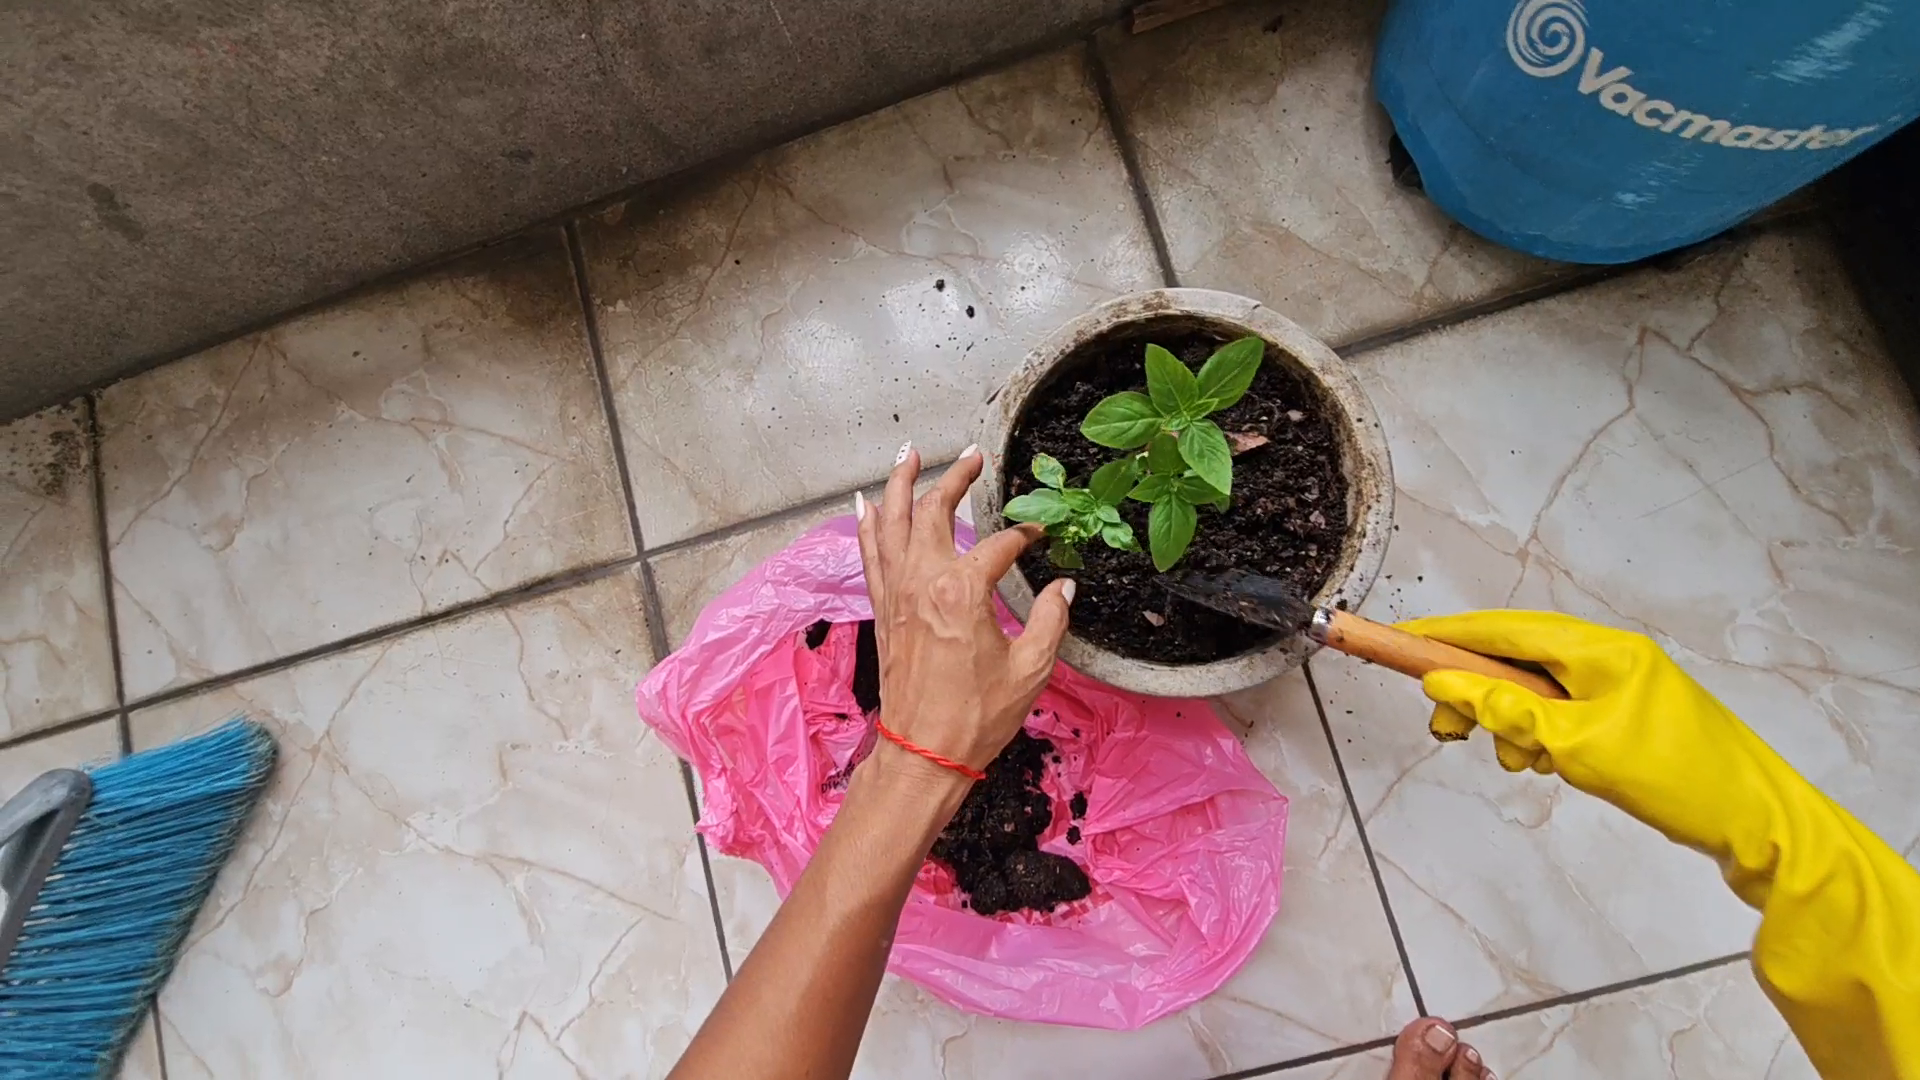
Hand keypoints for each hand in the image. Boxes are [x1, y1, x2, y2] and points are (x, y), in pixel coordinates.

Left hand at [855, 443, 1073, 784]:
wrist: (923, 752)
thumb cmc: (977, 715)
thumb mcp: (1031, 669)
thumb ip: (1051, 619)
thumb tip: (1064, 587)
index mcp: (962, 591)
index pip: (1000, 546)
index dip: (1024, 538)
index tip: (1040, 538)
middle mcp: (922, 581)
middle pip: (934, 512)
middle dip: (954, 478)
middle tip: (971, 456)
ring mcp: (896, 592)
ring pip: (891, 522)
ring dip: (899, 484)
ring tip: (907, 453)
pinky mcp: (882, 608)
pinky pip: (870, 554)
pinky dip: (868, 525)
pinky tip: (867, 505)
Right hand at [1401, 610, 1919, 1079]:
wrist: (1766, 830)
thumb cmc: (1669, 776)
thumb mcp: (1574, 743)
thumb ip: (1500, 708)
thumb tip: (1438, 681)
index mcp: (1597, 649)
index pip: (1500, 629)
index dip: (1443, 633)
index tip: (1396, 640)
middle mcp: (1602, 656)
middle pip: (1510, 657)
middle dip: (1472, 690)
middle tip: (1446, 727)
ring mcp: (1612, 684)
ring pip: (1527, 687)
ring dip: (1505, 718)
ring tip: (1512, 757)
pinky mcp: (1617, 712)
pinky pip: (1552, 708)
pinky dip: (1533, 730)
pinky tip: (1542, 760)